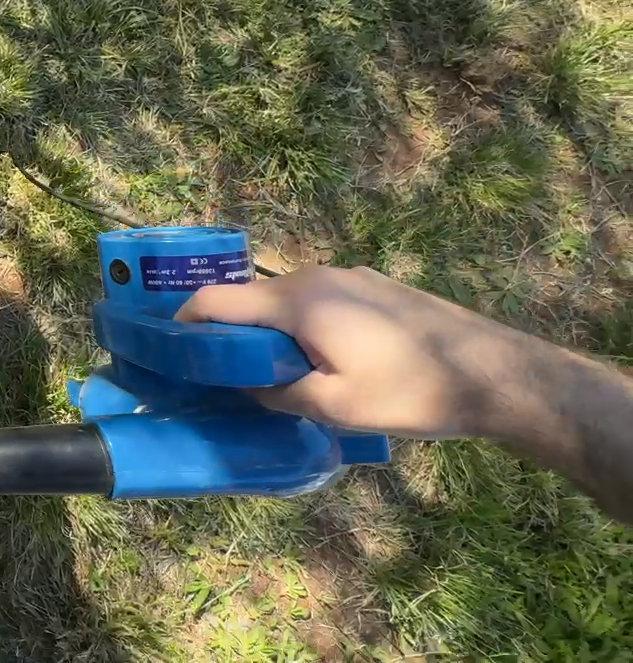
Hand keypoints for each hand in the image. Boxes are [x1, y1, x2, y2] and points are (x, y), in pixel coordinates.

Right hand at [175, 265, 542, 438]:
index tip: (172, 342)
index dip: (184, 318)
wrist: (510, 377)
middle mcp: (312, 277)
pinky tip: (331, 351)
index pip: (214, 299)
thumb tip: (241, 385)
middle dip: (231, 327)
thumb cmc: (415, 392)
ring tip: (284, 362)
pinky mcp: (374, 283)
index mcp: (294, 302)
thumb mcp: (336, 407)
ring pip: (284, 297)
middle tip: (230, 364)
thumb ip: (275, 393)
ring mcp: (346, 275)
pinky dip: (304, 319)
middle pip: (249, 297)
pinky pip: (318, 296)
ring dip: (271, 325)